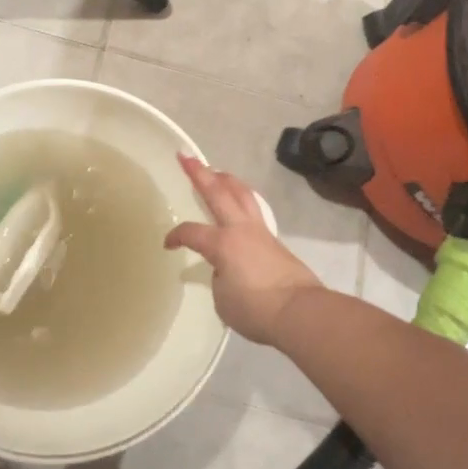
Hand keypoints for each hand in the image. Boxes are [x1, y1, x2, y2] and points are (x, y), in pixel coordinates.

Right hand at [165, 153, 322, 345]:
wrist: (299, 311)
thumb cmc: (255, 308)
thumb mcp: (223, 298)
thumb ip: (218, 278)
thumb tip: (224, 270)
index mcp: (222, 243)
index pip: (191, 232)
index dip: (176, 236)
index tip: (168, 245)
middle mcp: (240, 229)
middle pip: (218, 192)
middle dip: (199, 173)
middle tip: (185, 157)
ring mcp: (261, 232)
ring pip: (242, 194)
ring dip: (227, 180)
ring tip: (217, 172)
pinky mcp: (275, 241)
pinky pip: (254, 209)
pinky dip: (243, 198)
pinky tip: (241, 201)